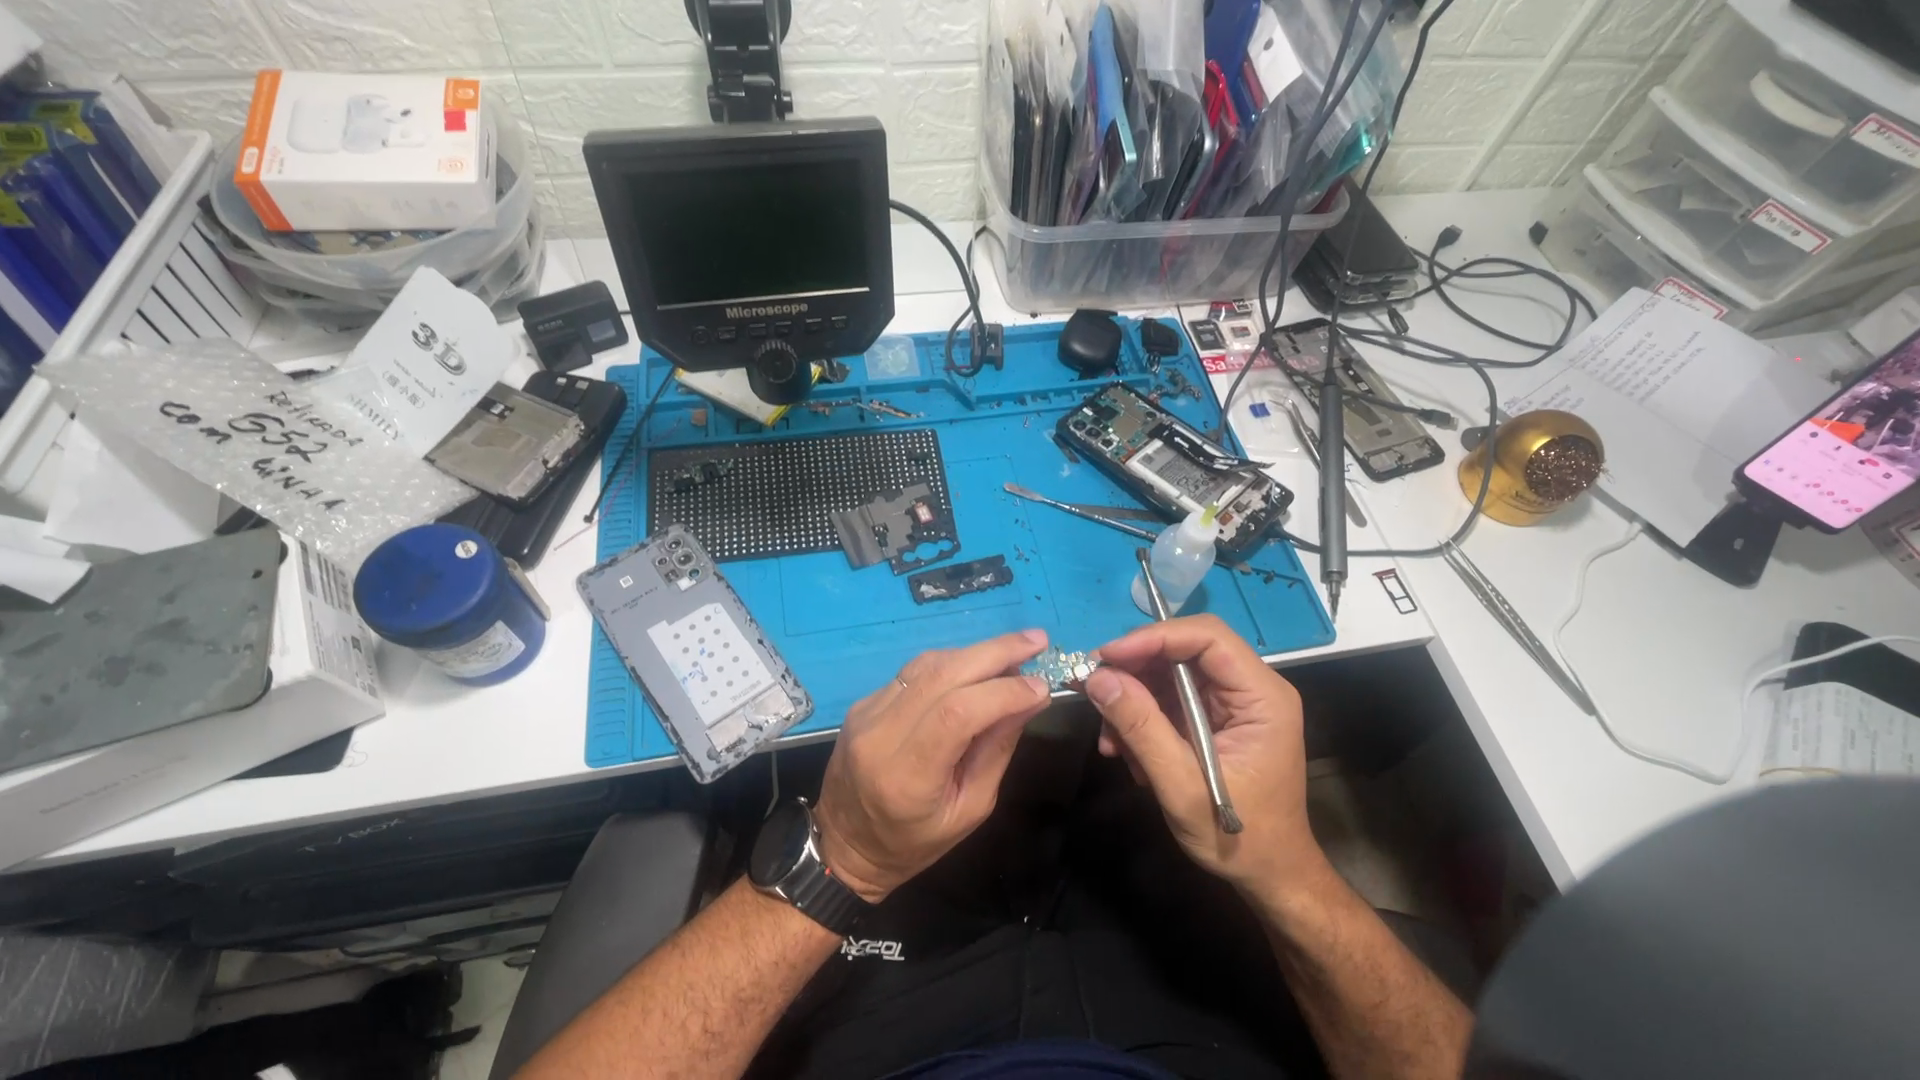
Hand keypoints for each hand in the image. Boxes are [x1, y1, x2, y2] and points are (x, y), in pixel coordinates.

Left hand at [813, 630, 1052, 902]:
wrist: (843, 844)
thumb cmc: (912, 842)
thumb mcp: (970, 810)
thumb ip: (998, 750)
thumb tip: (1030, 698)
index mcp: (907, 776)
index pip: (957, 714)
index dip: (1003, 692)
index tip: (1042, 686)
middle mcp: (881, 735)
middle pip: (941, 674)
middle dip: (996, 652)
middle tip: (1037, 641)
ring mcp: (867, 712)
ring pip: (928, 664)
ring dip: (975, 652)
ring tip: (1015, 651)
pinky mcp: (864, 702)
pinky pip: (914, 672)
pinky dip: (952, 663)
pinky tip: (979, 666)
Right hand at [1084, 615, 1325, 899]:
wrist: (1268, 876)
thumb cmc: (1236, 837)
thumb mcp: (1182, 785)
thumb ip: (1141, 727)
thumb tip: (1098, 678)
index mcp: (1262, 697)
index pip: (1208, 637)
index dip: (1154, 638)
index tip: (1106, 658)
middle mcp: (1251, 688)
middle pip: (1184, 651)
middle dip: (1135, 671)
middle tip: (1094, 692)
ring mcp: (1232, 703)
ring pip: (1169, 675)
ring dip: (1133, 701)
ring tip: (1112, 742)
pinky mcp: (1215, 719)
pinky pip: (1169, 700)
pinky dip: (1141, 719)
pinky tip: (1127, 753)